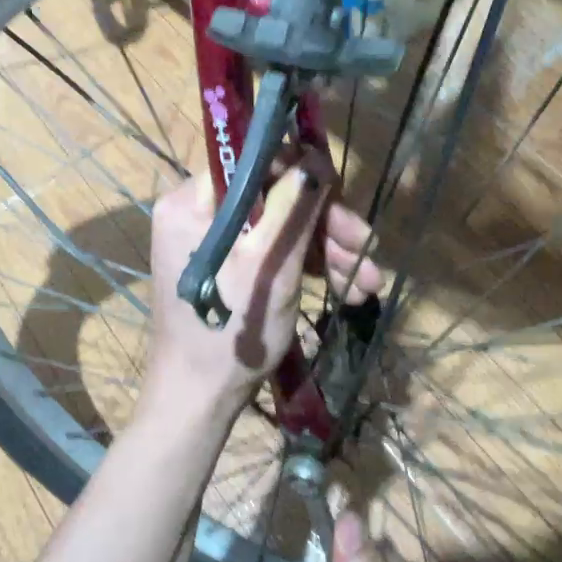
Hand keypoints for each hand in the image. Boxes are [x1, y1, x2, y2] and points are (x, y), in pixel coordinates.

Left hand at [143, 150, 381, 422]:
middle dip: (324, 222)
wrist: (196, 403)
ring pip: (278, 226)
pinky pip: (269, 251)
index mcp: (191, 201)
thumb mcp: (269, 266)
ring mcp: (211, 242)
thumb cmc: (229, 333)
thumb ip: (293, 207)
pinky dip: (305, 267)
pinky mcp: (226, 268)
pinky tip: (347, 290)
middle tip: (365, 245)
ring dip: (325, 250)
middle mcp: (196, 213)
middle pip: (272, 196)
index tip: (339, 192)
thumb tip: (315, 159)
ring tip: (370, 281)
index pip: (251, 161)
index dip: (299, 170)